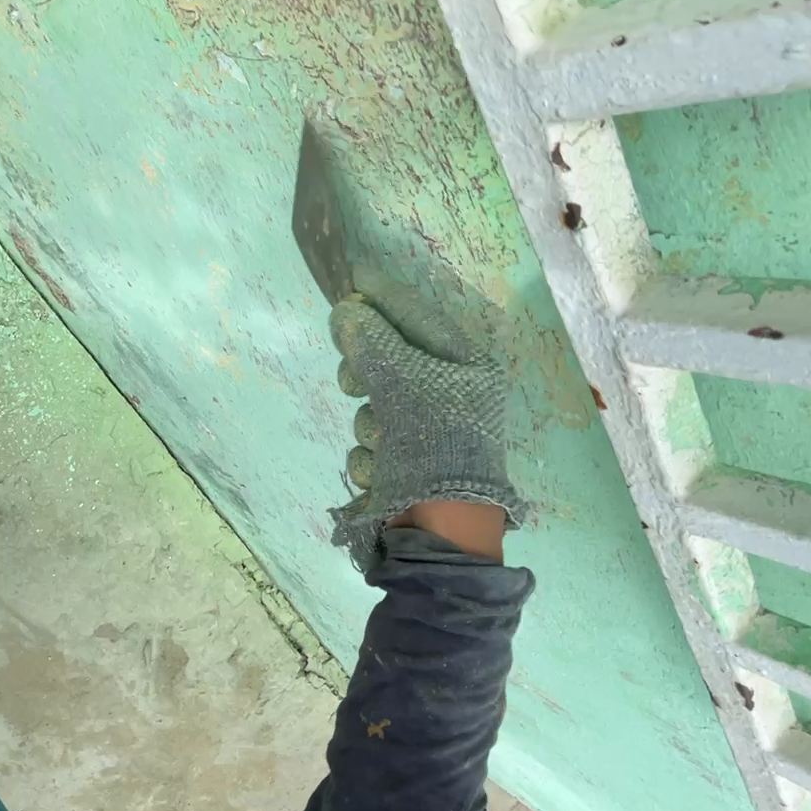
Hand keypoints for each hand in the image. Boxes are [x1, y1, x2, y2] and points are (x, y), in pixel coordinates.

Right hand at [329, 272, 520, 567]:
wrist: (440, 525)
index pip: (415, 315)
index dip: (381, 299)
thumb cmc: (435, 442)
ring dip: (369, 424)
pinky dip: (371, 454)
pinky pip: (370, 438)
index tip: (348, 285)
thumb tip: (346, 310)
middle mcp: (446, 391)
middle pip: (386, 358)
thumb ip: (372, 342)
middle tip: (355, 382)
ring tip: (384, 444)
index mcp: (464, 363)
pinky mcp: (403, 458)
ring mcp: (423, 427)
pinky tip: (384, 469)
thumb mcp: (404, 382)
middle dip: (365, 374)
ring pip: (371, 402)